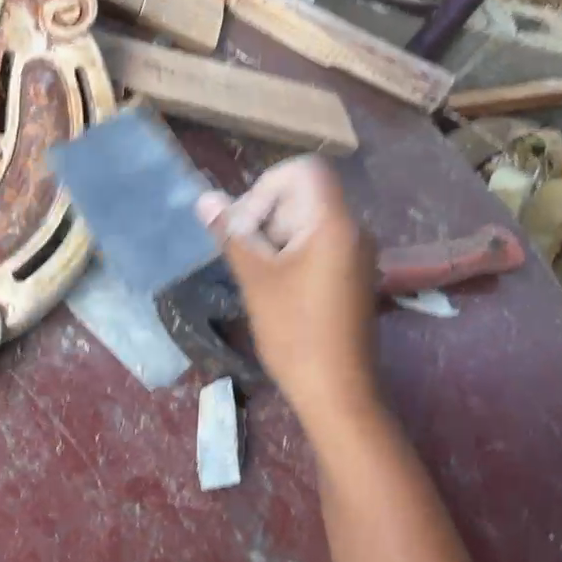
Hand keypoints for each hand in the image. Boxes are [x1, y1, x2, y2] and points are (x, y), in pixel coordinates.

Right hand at [196, 155, 380, 429]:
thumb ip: (231, 232)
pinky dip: (288, 252)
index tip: (246, 223)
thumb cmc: (294, 330)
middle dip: (263, 214)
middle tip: (242, 252)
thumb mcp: (254, 277)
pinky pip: (316, 243)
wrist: (336, 390)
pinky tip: (271, 284)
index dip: (265, 186)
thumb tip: (205, 198)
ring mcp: (355, 254)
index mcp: (333, 224)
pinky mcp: (350, 275)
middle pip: (302, 194)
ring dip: (272, 235)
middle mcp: (353, 230)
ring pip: (305, 220)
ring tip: (254, 271)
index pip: (302, 171)